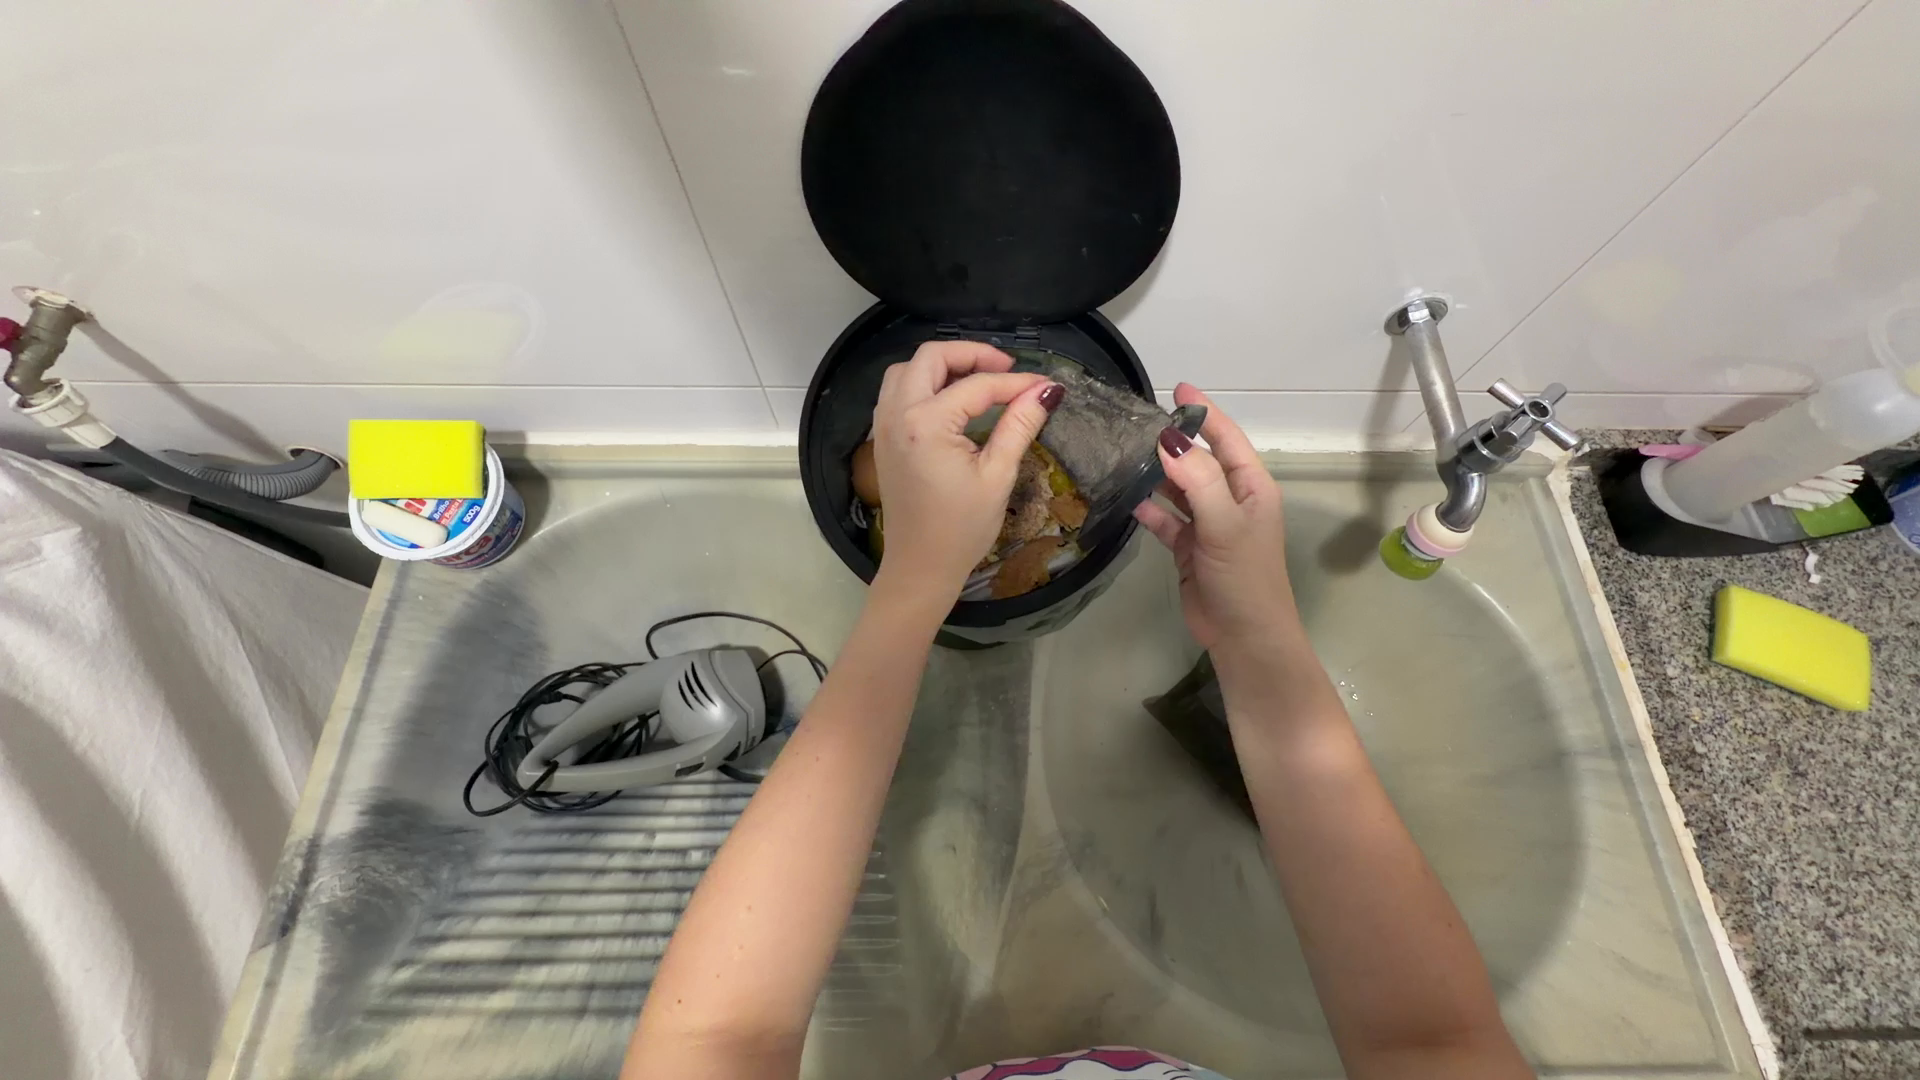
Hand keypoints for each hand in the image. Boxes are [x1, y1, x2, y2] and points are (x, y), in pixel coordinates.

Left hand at [870, 341, 1061, 593]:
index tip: (1044, 386)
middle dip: (971, 355)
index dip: (1015, 382)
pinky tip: (950, 399)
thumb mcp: (997, 476)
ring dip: (942, 366)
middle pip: (930, 358)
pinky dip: (923, 383)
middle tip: (1006, 367)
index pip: (977, 386)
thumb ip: (1019, 426)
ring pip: (908, 371)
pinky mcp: (882, 439)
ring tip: (979, 380)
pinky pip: (897, 392)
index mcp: (926, 424)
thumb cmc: (961, 529)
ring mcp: (883, 426)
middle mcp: (897, 415)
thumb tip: (1046, 391)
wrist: (920, 568)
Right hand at [1133, 383, 1295, 653]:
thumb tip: (1166, 440)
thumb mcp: (1225, 524)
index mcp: (1252, 488)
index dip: (1205, 412)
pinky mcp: (1189, 548)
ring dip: (1157, 474)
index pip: (1227, 439)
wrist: (1243, 636)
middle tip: (1136, 422)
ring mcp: (1209, 525)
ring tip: (1124, 454)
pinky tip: (1128, 499)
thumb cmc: (1243, 577)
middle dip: (1173, 442)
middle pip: (1199, 461)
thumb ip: (1197, 481)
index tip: (1179, 386)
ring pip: (1179, 489)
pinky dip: (1149, 510)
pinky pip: (1166, 519)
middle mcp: (1231, 501)